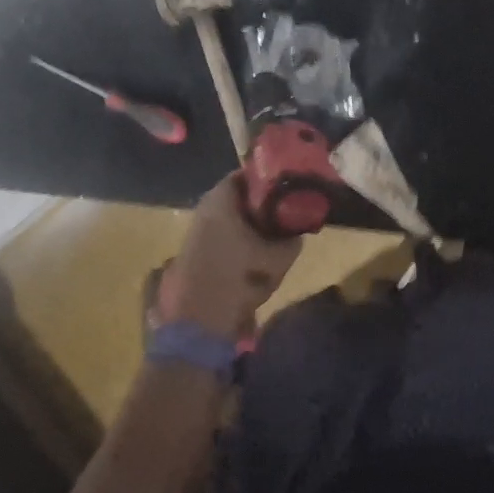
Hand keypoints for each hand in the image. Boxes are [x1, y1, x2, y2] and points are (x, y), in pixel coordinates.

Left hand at [157, 171, 302, 339]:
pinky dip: (239, 240)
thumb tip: (298, 235)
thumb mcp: (274, 259)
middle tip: (285, 212)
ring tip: (274, 236)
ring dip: (251, 225)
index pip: (244, 174)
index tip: (287, 185)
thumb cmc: (236, 276)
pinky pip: (223, 235)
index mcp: (221, 200)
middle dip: (262, 204)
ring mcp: (197, 229)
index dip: (267, 178)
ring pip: (231, 217)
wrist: (197, 318)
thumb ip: (290, 242)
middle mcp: (206, 208)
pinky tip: (255, 256)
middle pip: (238, 196)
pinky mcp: (196, 250)